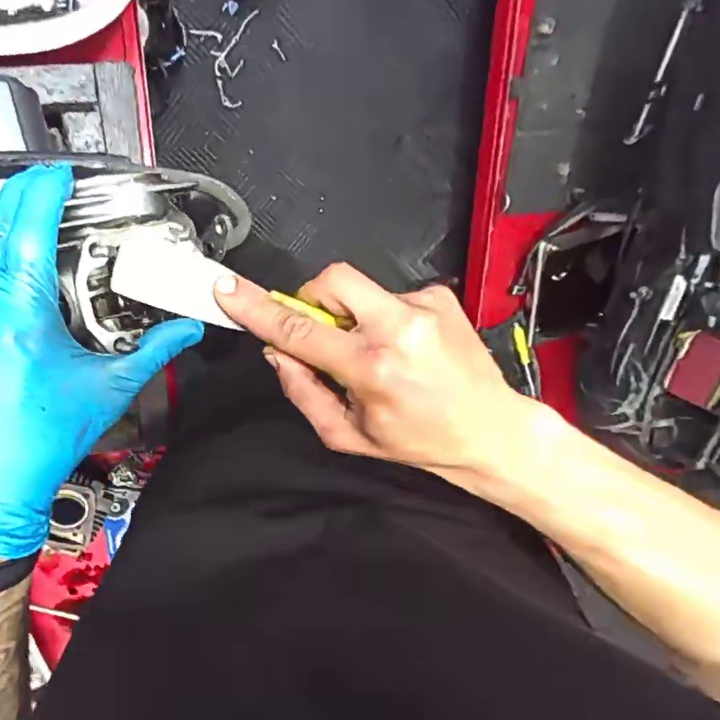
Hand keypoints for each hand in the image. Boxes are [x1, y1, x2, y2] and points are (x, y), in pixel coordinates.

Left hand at [0, 165, 203, 559]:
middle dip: (23, 220)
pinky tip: (7, 340)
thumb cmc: (42, 444)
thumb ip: (152, 352)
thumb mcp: (105, 390)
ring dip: (8, 277)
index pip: (24, 232)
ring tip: (35, 306)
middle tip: (44, 207)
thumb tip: (184, 331)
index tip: (53, 176)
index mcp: (18, 322)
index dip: (40, 193)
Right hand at [212, 263, 564, 489]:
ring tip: (379, 353)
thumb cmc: (421, 439)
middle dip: (314, 301)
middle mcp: (401, 330)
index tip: (230, 291)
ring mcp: (424, 307)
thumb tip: (279, 353)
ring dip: (353, 316)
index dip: (257, 309)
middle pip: (332, 280)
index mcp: (373, 369)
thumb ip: (305, 392)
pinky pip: (388, 295)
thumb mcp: (349, 435)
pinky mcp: (439, 296)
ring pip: (359, 288)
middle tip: (326, 334)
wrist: (489, 429)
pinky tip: (404, 347)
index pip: (299, 330)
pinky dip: (383, 318)